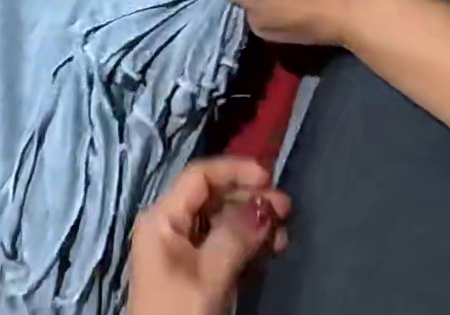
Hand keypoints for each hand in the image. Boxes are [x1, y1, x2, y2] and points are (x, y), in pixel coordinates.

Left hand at [129, 158, 290, 314]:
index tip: (269, 176)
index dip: (232, 171)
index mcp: (162, 216)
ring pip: (219, 222)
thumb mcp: (208, 278)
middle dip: (247, 197)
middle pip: (210, 198)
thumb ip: (234, 239)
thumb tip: (264, 204)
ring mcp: (181, 250)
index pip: (197, 178)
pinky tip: (271, 249)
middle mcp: (169, 225)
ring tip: (285, 231)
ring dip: (251, 222)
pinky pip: (222, 247)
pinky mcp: (195, 275)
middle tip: (288, 207)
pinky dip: (246, 245)